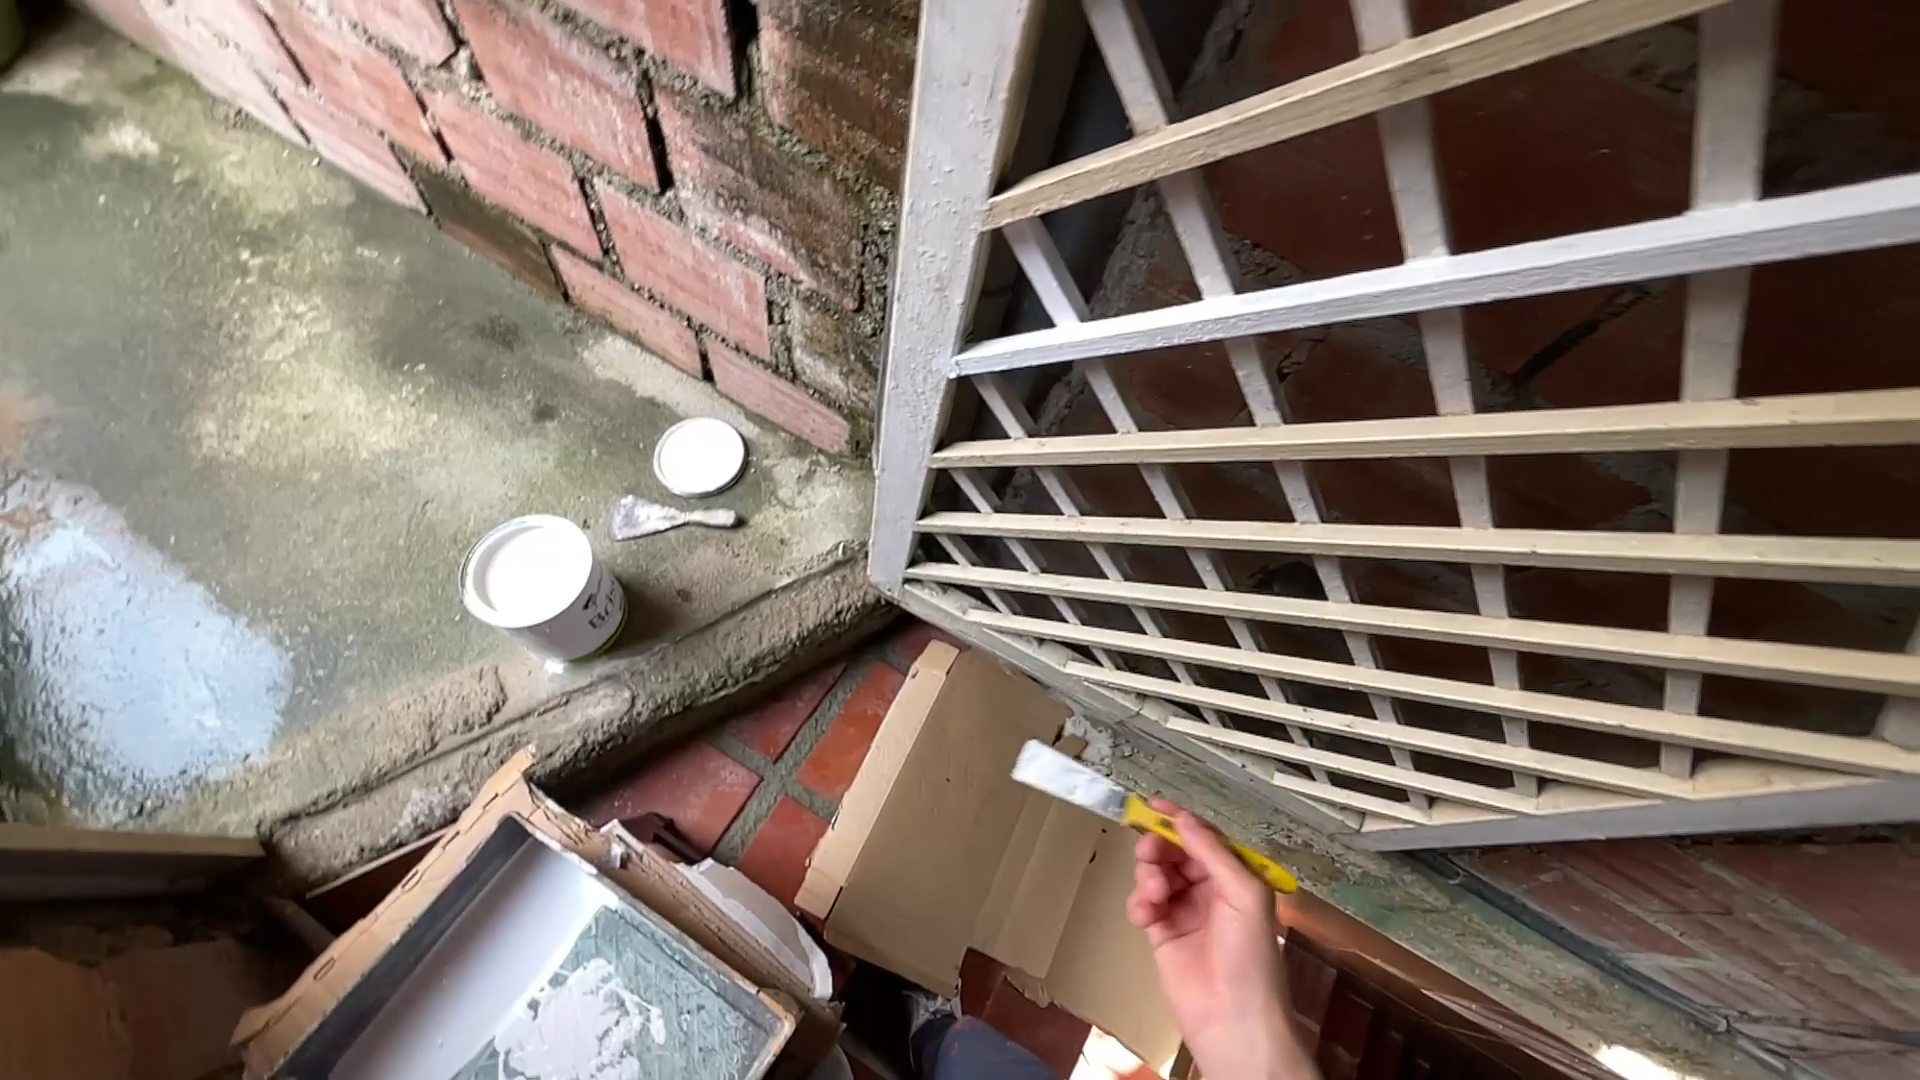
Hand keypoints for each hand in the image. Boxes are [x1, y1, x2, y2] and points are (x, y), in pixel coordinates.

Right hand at [1126, 801, 1317, 1079]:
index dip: (1179, 820)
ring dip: (1149, 876)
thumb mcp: (1242, 893)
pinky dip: (1139, 903)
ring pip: (1156, 874)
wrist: (1232, 1020)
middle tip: (1149, 853)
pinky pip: (1143, 903)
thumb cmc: (1249, 957)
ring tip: (1154, 894)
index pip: (1203, 837)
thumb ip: (1211, 851)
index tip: (1152, 806)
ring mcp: (1185, 911)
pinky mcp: (1163, 933)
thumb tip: (1183, 818)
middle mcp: (1210, 889)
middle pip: (1174, 852)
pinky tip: (1146, 914)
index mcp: (1235, 876)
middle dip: (1159, 848)